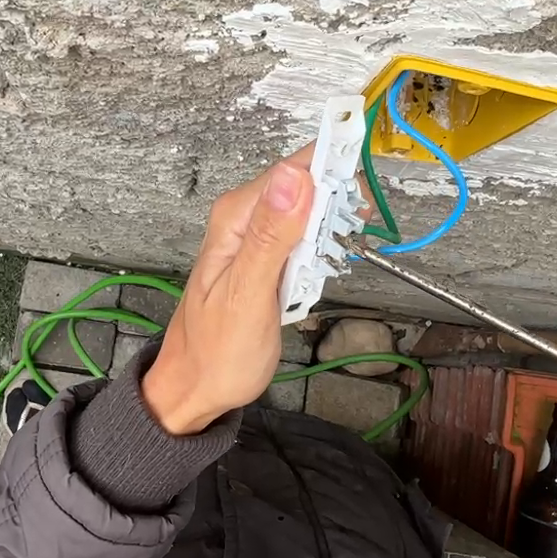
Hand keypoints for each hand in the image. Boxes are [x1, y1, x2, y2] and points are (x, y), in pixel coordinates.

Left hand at [142, 148, 315, 434]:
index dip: (333, 174)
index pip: (294, 168)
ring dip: (329, 235)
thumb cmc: (217, 352)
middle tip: (341, 248)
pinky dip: (318, 255)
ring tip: (323, 270)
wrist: (197, 388)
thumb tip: (295, 176)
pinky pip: (302, 240)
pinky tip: (314, 278)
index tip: (359, 201)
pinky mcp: (266, 258)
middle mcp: (243, 218)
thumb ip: (271, 235)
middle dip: (334, 210)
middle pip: (305, 186)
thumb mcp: (248, 293)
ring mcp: (255, 238)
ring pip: (308, 214)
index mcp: (236, 217)